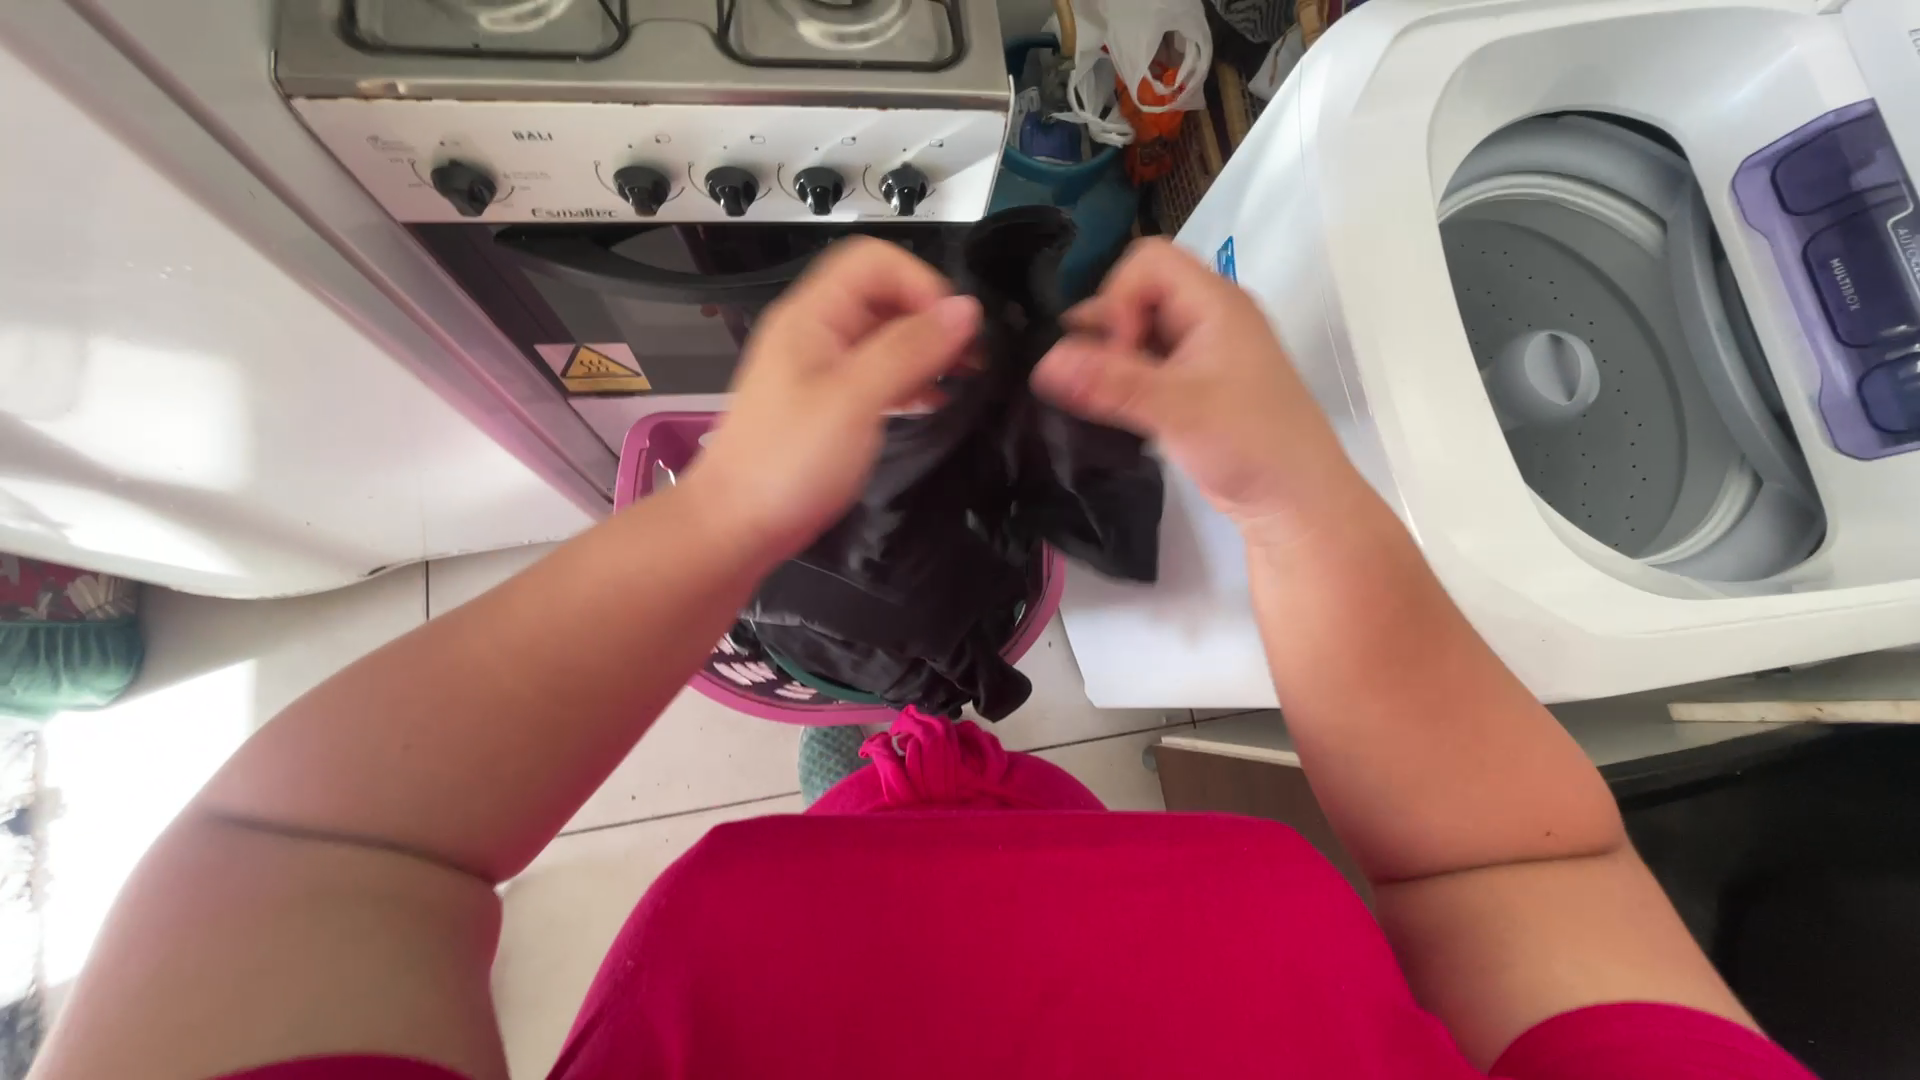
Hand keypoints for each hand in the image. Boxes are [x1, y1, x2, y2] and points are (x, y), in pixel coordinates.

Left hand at [680, 237, 981, 561]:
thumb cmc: (788, 462)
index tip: (956, 327)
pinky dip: (912, 381)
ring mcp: (823, 371)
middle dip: (932, 318)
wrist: (739, 525)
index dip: (921, 283)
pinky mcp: (832, 406)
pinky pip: (880, 375)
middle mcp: (817, 333)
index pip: (874, 262)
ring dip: (927, 351)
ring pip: (885, 338)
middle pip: (883, 297)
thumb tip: (966, 309)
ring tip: (966, 379)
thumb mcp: (854, 399)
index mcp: (812, 316)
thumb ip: (910, 349)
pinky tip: (937, 403)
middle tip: (974, 357)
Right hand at [1032, 238, 1363, 546]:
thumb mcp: (1177, 409)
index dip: (1118, 299)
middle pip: (1138, 294)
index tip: (1114, 352)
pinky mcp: (1193, 387)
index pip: (1149, 263)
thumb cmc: (1250, 445)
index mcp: (1215, 303)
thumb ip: (1110, 384)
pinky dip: (1122, 381)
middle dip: (1107, 330)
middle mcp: (1207, 319)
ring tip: (1090, 396)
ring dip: (1110, 358)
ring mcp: (1201, 354)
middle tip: (1093, 378)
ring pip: (1139, 333)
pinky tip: (1107, 408)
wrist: (1295, 501)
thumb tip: (1043, 363)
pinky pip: (1146, 366)